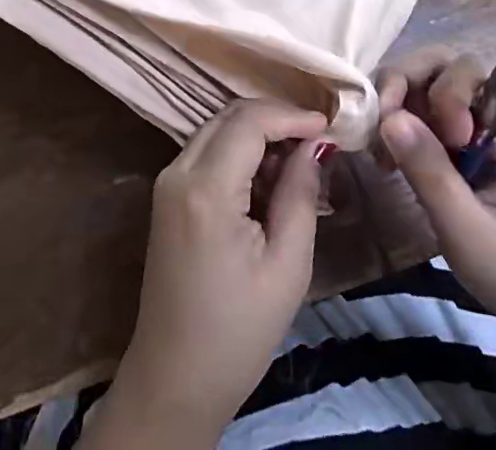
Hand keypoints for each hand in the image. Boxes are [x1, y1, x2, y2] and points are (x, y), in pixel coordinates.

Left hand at [91, 99, 330, 447]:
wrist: (174, 379)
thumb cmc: (238, 331)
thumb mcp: (287, 265)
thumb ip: (301, 193)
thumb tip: (317, 144)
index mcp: (205, 190)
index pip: (249, 122)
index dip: (291, 115)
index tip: (330, 127)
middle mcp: (177, 173)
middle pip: (230, 117)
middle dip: (276, 119)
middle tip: (317, 142)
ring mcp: (166, 183)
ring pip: (217, 130)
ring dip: (258, 135)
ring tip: (298, 163)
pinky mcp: (166, 196)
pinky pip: (206, 152)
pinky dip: (239, 152)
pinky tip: (267, 179)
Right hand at [376, 48, 495, 336]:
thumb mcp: (471, 236)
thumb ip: (432, 175)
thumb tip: (389, 117)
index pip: (477, 75)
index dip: (445, 93)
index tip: (438, 141)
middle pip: (447, 66)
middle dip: (407, 85)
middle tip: (384, 129)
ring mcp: (480, 124)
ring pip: (429, 81)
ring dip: (397, 104)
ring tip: (383, 152)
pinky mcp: (462, 138)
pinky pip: (423, 109)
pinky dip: (399, 123)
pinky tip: (390, 160)